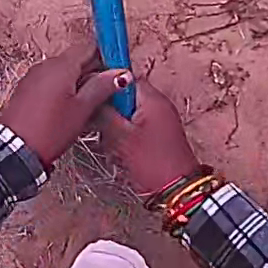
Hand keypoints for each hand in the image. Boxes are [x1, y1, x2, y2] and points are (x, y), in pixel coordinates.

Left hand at [0, 45, 131, 166]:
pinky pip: (49, 83)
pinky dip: (62, 91)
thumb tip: (121, 74)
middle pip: (75, 60)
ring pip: (63, 73)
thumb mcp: (82, 109)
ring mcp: (33, 77)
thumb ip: (102, 87)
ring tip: (89, 106)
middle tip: (107, 94)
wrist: (15, 149)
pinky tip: (69, 110)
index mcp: (60, 66)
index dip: (105, 58)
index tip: (116, 74)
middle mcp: (44, 66)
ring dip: (78, 84)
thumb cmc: (50, 130)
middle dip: (93, 73)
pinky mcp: (25, 90)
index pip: (88, 48)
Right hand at [93, 76, 202, 195]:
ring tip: (107, 136)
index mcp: (152, 99)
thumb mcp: (121, 135)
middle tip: (96, 119)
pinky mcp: (155, 134)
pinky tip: (115, 146)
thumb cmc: (153, 161)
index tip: (90, 92)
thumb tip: (91, 95)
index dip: (106, 82)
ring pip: (126, 110)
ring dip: (113, 121)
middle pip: (124, 94)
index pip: (126, 77)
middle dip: (108, 106)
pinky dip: (122, 132)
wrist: (177, 189)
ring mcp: (158, 119)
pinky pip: (132, 124)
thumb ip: (104, 112)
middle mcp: (157, 105)